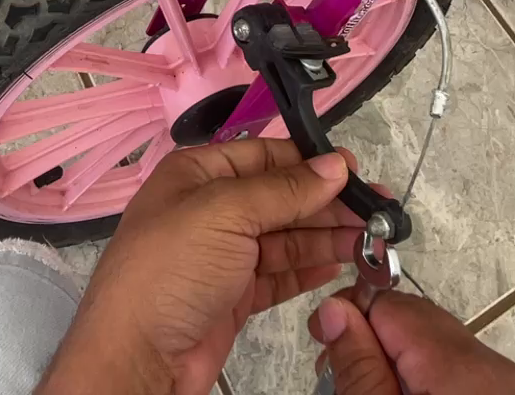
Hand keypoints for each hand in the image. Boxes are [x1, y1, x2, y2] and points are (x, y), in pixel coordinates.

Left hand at [37, 139, 362, 394]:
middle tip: (376, 209)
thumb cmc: (170, 268)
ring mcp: (222, 254)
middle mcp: (211, 208)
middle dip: (325, 202)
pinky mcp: (234, 294)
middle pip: (279, 197)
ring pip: (284, 236)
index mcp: (198, 174)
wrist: (137, 357)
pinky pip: (279, 272)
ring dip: (326, 236)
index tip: (354, 170)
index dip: (308, 162)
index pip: (263, 157)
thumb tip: (335, 165)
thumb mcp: (225, 212)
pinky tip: (340, 261)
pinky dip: (309, 267)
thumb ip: (283, 189)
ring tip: (371, 237)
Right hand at [309, 288, 514, 394]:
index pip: (393, 306)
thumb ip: (362, 369)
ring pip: (433, 348)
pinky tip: (399, 394)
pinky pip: (456, 373)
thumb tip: (334, 307)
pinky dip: (422, 380)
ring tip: (361, 387)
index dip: (350, 315)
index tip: (320, 342)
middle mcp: (496, 370)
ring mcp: (509, 389)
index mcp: (468, 371)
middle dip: (369, 339)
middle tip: (333, 373)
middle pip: (415, 322)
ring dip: (392, 362)